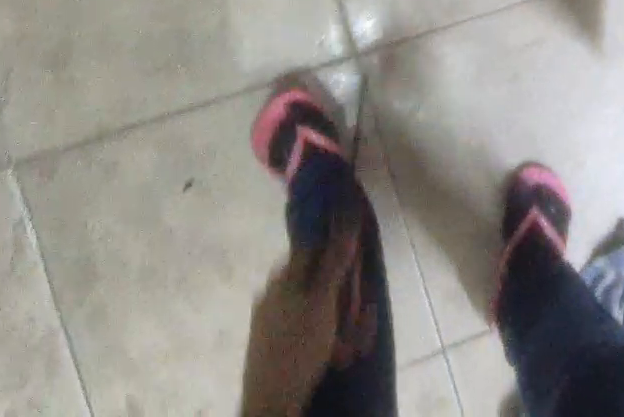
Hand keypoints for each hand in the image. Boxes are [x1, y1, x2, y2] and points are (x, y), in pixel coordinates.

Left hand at [242, 205, 366, 416]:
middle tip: (356, 309)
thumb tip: (345, 225)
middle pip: (313, 278)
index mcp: (282, 279)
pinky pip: (301, 325)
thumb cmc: (299, 347)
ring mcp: (267, 319)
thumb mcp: (323, 303)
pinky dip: (321, 331)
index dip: (336, 250)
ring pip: (310, 304)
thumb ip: (334, 264)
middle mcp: (271, 292)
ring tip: (349, 336)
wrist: (270, 403)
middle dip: (339, 291)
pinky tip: (333, 349)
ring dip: (334, 315)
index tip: (354, 265)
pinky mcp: (269, 342)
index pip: (312, 247)